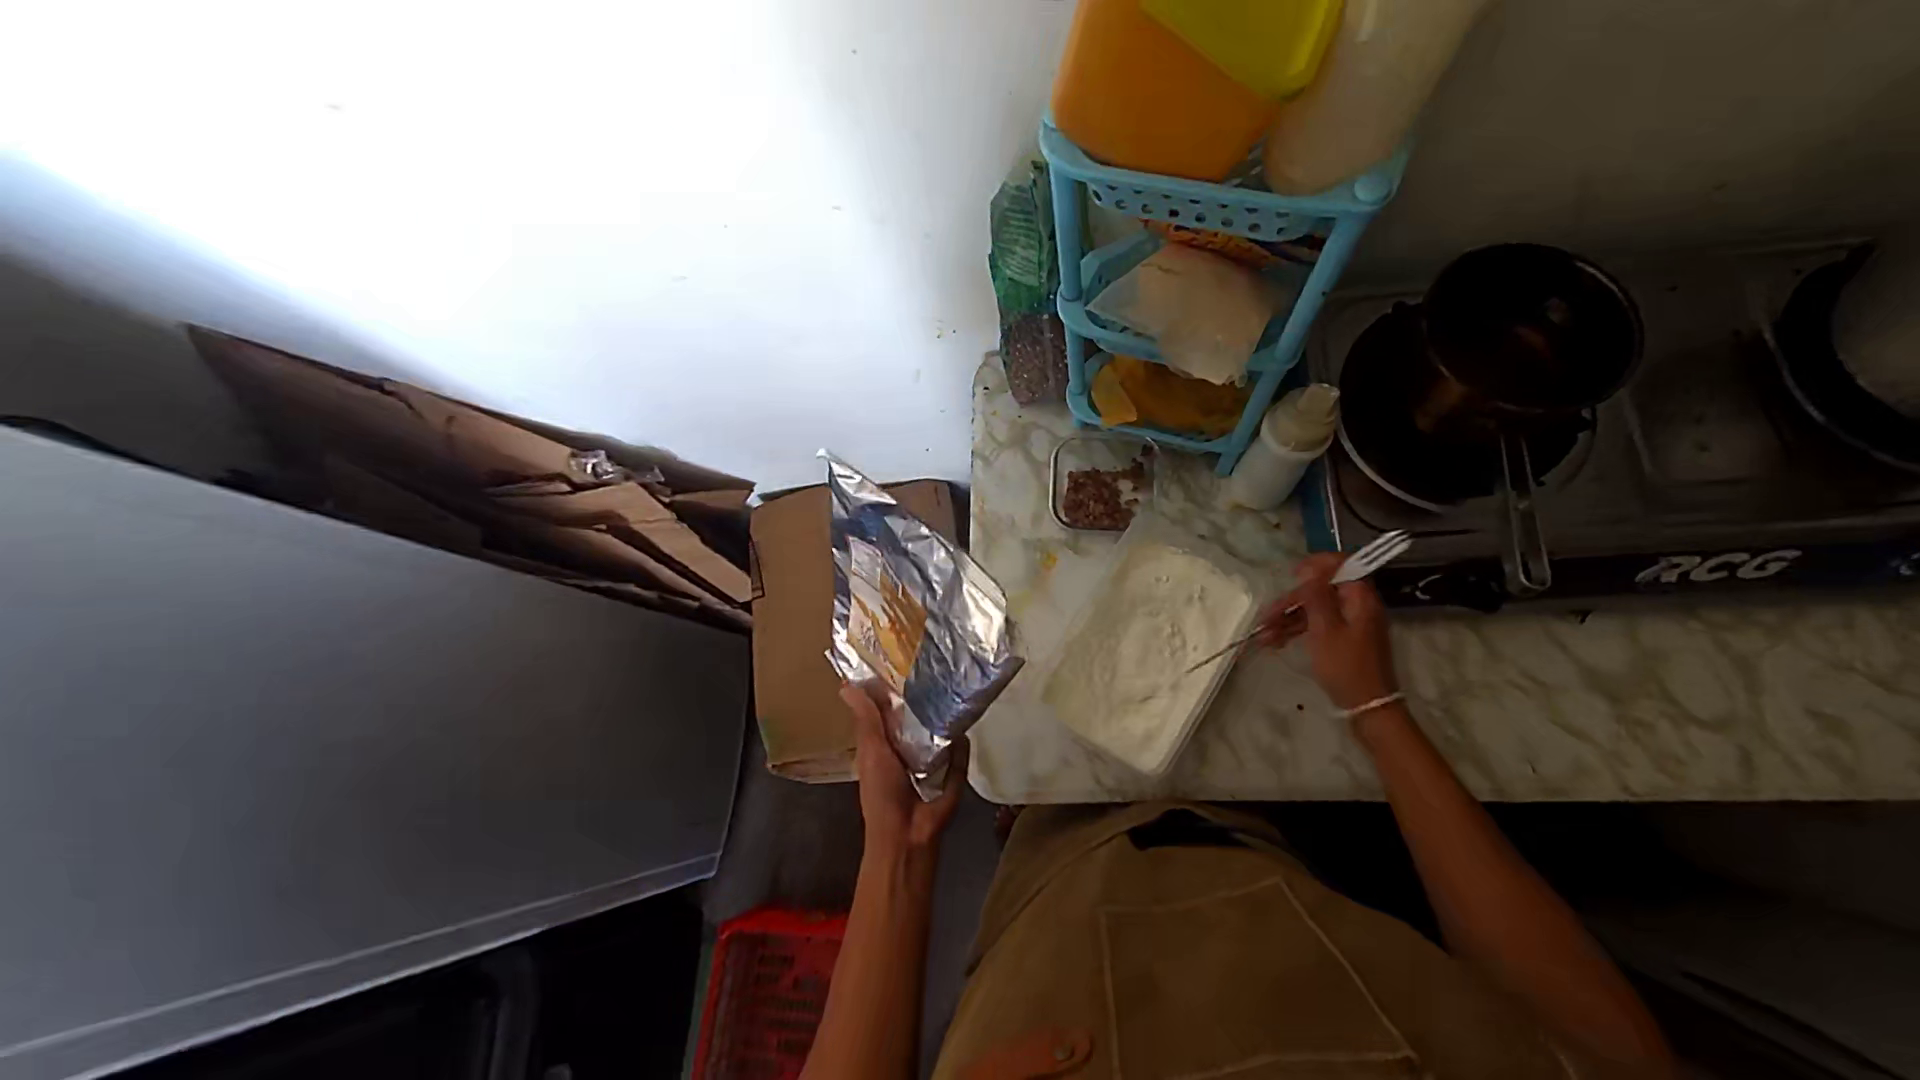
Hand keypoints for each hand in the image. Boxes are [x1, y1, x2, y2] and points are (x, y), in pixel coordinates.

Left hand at [840, 682, 968, 854]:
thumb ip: (866, 719)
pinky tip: (966, 726)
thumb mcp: (871, 750)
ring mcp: (928, 768)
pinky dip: (961, 746)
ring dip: (942, 721)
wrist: (907, 836)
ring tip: (953, 690)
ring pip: (936, 738)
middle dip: (920, 703)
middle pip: (912, 723)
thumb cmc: (882, 792)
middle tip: (933, 671)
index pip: (885, 714)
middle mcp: (903, 755)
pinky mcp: (949, 779)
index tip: (901, 662)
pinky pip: (957, 758)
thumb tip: (845, 684)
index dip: (890, 692)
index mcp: (880, 748)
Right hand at [1258, 553, 1398, 711]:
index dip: (1316, 565)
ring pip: (1313, 609)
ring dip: (1287, 619)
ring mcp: (1349, 622)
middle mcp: (1356, 605)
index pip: (1342, 565)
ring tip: (1263, 636)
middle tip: (1265, 617)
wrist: (1367, 706)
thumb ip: (1316, 596)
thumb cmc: (1346, 666)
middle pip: (1320, 590)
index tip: (1292, 575)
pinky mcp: (1341, 638)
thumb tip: (1309, 569)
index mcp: (1359, 598)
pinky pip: (1316, 625)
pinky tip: (1275, 642)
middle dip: (1290, 601)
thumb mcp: (1325, 629)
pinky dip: (1296, 630)